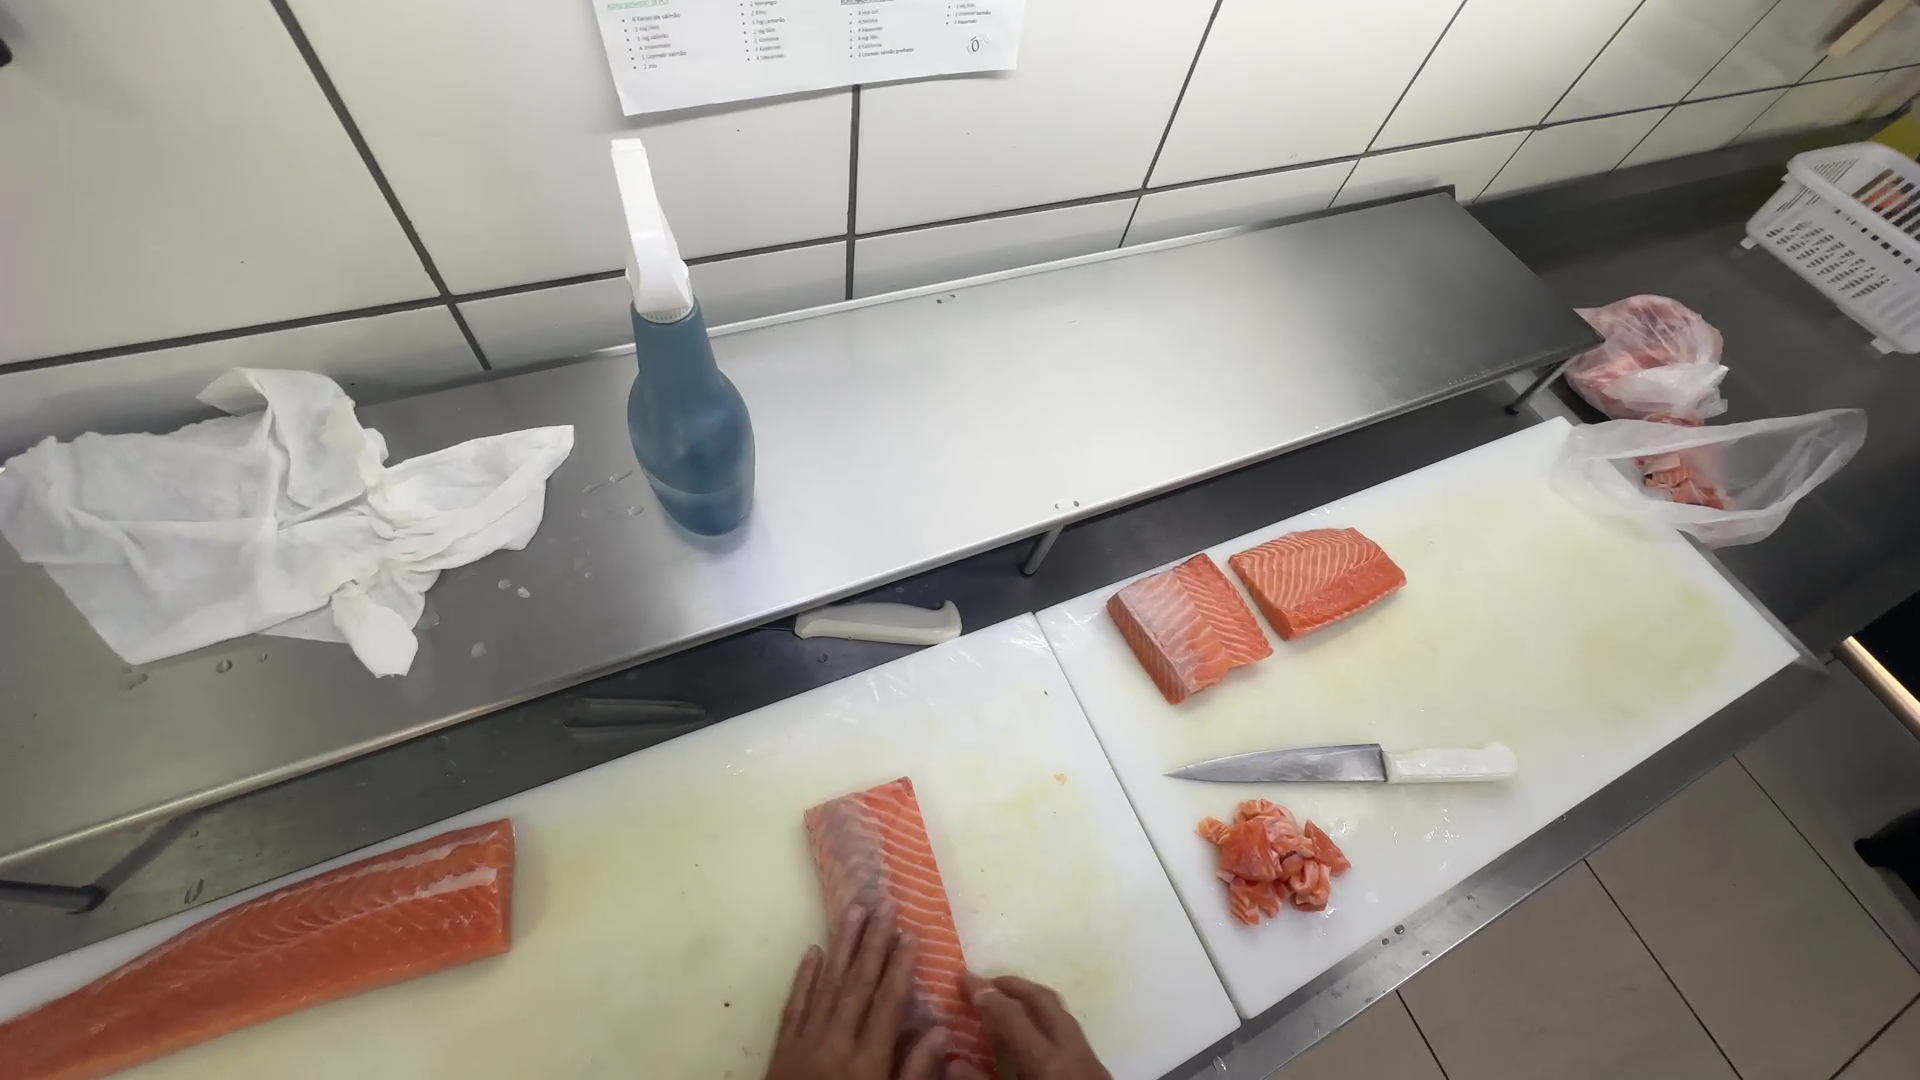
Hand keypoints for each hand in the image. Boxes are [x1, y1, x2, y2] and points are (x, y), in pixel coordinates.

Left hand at [764, 904, 947, 1079]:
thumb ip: (914, 1074)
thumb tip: (943, 1032)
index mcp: (866, 1061)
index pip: (888, 1003)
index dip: (900, 967)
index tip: (911, 933)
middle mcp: (836, 1043)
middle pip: (859, 984)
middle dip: (874, 943)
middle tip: (885, 904)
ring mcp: (806, 1043)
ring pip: (827, 984)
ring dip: (842, 946)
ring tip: (854, 911)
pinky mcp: (781, 1050)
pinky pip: (793, 1006)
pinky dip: (804, 977)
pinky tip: (813, 950)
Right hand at [952, 973, 1110, 1079]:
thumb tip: (954, 1061)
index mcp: (1048, 1065)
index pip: (1011, 1014)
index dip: (984, 994)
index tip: (963, 979)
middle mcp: (1073, 1052)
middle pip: (1043, 1000)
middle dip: (1012, 985)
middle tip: (986, 983)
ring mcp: (1091, 1060)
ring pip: (1061, 1012)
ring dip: (1032, 1000)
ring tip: (1006, 1002)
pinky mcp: (1099, 1072)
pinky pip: (1070, 1031)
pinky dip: (1047, 1021)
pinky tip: (1032, 1036)